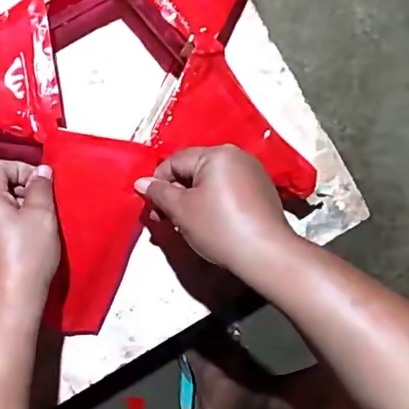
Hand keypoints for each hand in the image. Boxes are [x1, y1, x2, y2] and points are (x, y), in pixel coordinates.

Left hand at [0, 160, 59, 307]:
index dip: (21, 169)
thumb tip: (41, 170)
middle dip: (15, 182)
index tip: (41, 185)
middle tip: (37, 198)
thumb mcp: (42, 215)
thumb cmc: (29, 252)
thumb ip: (40, 187)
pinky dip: (4, 214)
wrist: (13, 294)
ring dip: (11, 199)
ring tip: (32, 215)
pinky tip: (22, 231)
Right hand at [134, 145, 300, 274]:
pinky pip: (228, 192)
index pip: (175, 161)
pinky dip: (214, 205)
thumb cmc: (219, 228)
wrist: (266, 254)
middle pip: (194, 171)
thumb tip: (142, 182)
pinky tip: (210, 226)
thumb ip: (159, 193)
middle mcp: (237, 157)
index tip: (152, 207)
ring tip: (186, 226)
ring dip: (193, 202)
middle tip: (165, 220)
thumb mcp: (182, 210)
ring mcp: (253, 174)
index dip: (158, 183)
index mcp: (217, 154)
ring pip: (211, 183)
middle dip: (176, 195)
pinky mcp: (262, 193)